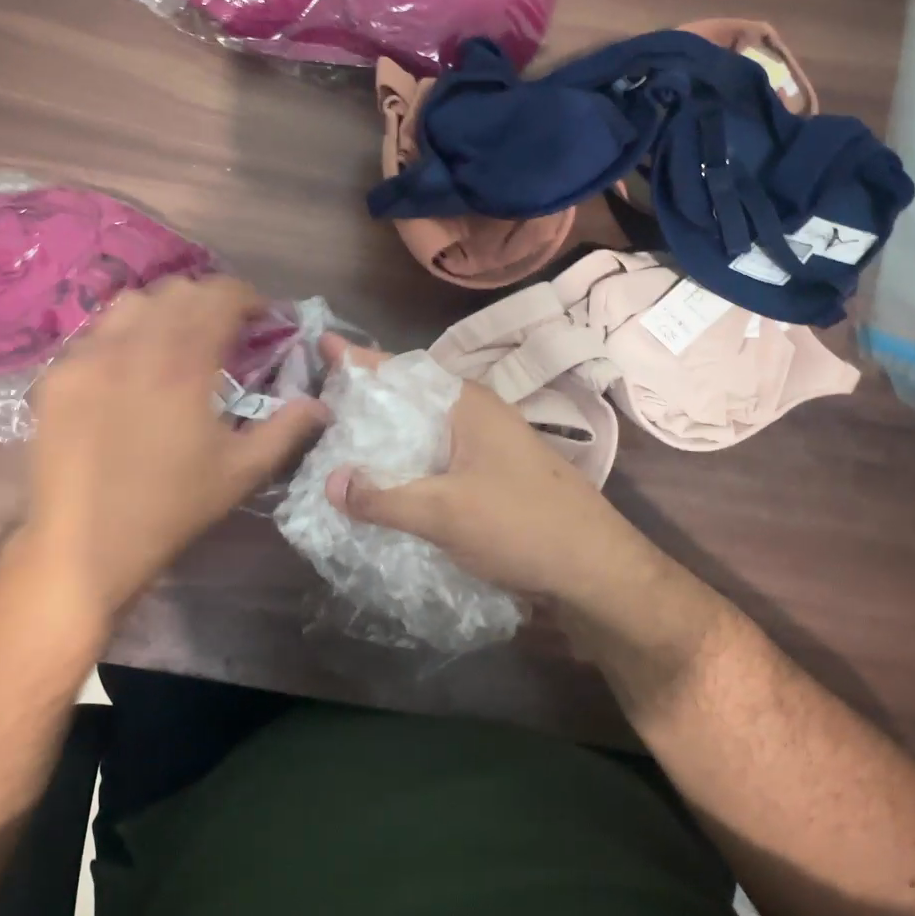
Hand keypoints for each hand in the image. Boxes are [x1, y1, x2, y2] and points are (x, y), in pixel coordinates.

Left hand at [17, 277, 328, 614]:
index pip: (220, 296)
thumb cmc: (171, 509)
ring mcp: (87, 356)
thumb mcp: (240, 472)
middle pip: (176, 291)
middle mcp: (133, 345)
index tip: (261, 317)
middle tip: (223, 331)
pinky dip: (121, 336)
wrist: (85, 545)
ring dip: (162, 311)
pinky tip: (127, 370)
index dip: (247, 297)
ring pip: (130, 303)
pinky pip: (93, 334)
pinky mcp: (56, 376)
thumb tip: (319, 405)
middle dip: (208, 301)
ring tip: (173, 342)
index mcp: (184, 363)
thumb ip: (285, 429)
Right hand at [321, 338, 667, 618]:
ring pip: (423, 433)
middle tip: (319, 402)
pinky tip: (381, 484)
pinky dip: (405, 465)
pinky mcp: (492, 479)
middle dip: (366, 400)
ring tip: (338, 442)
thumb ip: (381, 497)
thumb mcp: (442, 512)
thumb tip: (330, 483)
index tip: (323, 344)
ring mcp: (487, 448)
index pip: (403, 370)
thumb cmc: (521, 526)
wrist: (595, 571)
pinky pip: (436, 460)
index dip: (360, 359)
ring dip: (385, 438)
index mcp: (467, 406)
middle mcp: (477, 417)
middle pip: (410, 399)